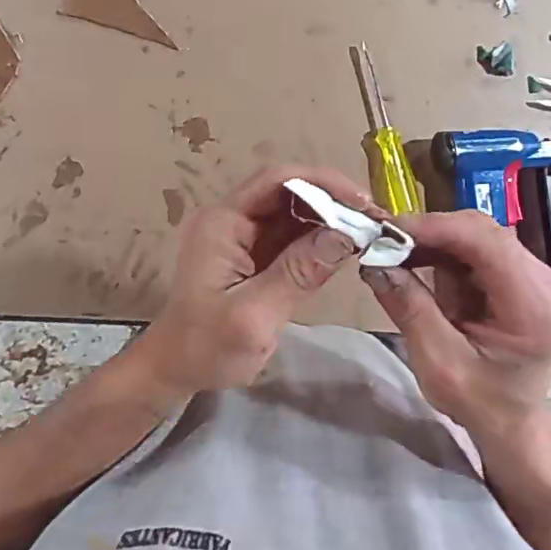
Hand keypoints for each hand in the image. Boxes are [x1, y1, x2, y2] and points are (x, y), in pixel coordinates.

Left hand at [128, 165, 370, 396]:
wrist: (175, 369)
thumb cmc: (205, 347)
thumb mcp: (253, 315)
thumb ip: (299, 273)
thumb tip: (347, 235)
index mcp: (223, 223)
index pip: (276, 180)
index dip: (322, 182)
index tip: (361, 202)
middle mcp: (232, 219)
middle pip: (289, 190)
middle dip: (332, 199)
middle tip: (374, 218)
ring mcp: (243, 235)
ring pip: (294, 210)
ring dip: (330, 216)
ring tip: (369, 229)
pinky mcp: (254, 253)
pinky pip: (292, 233)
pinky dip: (320, 235)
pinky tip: (347, 244)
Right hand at [359, 211, 550, 438]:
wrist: (510, 423)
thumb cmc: (480, 403)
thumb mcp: (438, 364)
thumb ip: (411, 309)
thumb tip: (376, 263)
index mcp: (537, 308)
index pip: (487, 242)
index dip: (436, 227)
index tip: (389, 230)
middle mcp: (548, 283)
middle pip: (484, 232)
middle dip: (431, 232)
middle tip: (384, 242)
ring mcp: (539, 276)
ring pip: (479, 235)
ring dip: (435, 240)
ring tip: (395, 253)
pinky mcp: (524, 275)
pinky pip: (479, 248)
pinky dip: (445, 250)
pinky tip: (418, 261)